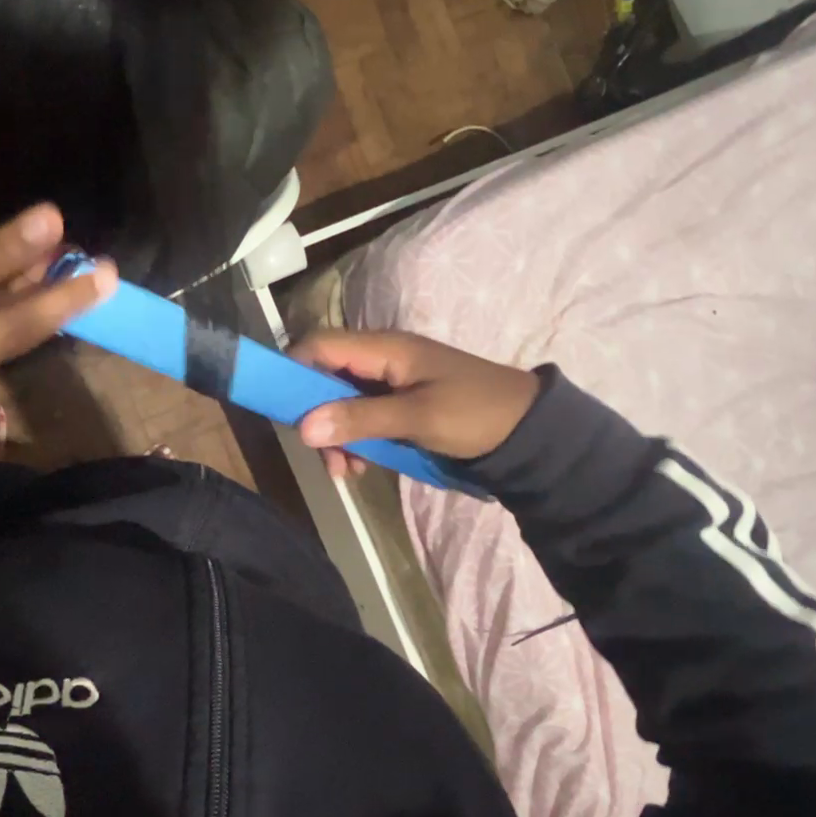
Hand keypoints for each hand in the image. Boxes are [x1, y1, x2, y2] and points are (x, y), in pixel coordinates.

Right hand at [287, 330, 539, 477]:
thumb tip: (302, 427)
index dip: (293, 369)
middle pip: (324, 376)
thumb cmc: (476, 415)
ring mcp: (389, 382)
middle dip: (315, 416)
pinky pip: (359, 417)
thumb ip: (359, 420)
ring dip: (334, 435)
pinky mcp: (397, 404)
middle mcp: (381, 359)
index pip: (319, 345)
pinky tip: (361, 467)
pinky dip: (353, 440)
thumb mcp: (417, 418)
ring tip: (346, 471)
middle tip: (324, 455)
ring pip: (338, 402)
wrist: (532, 433)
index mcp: (385, 349)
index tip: (283, 410)